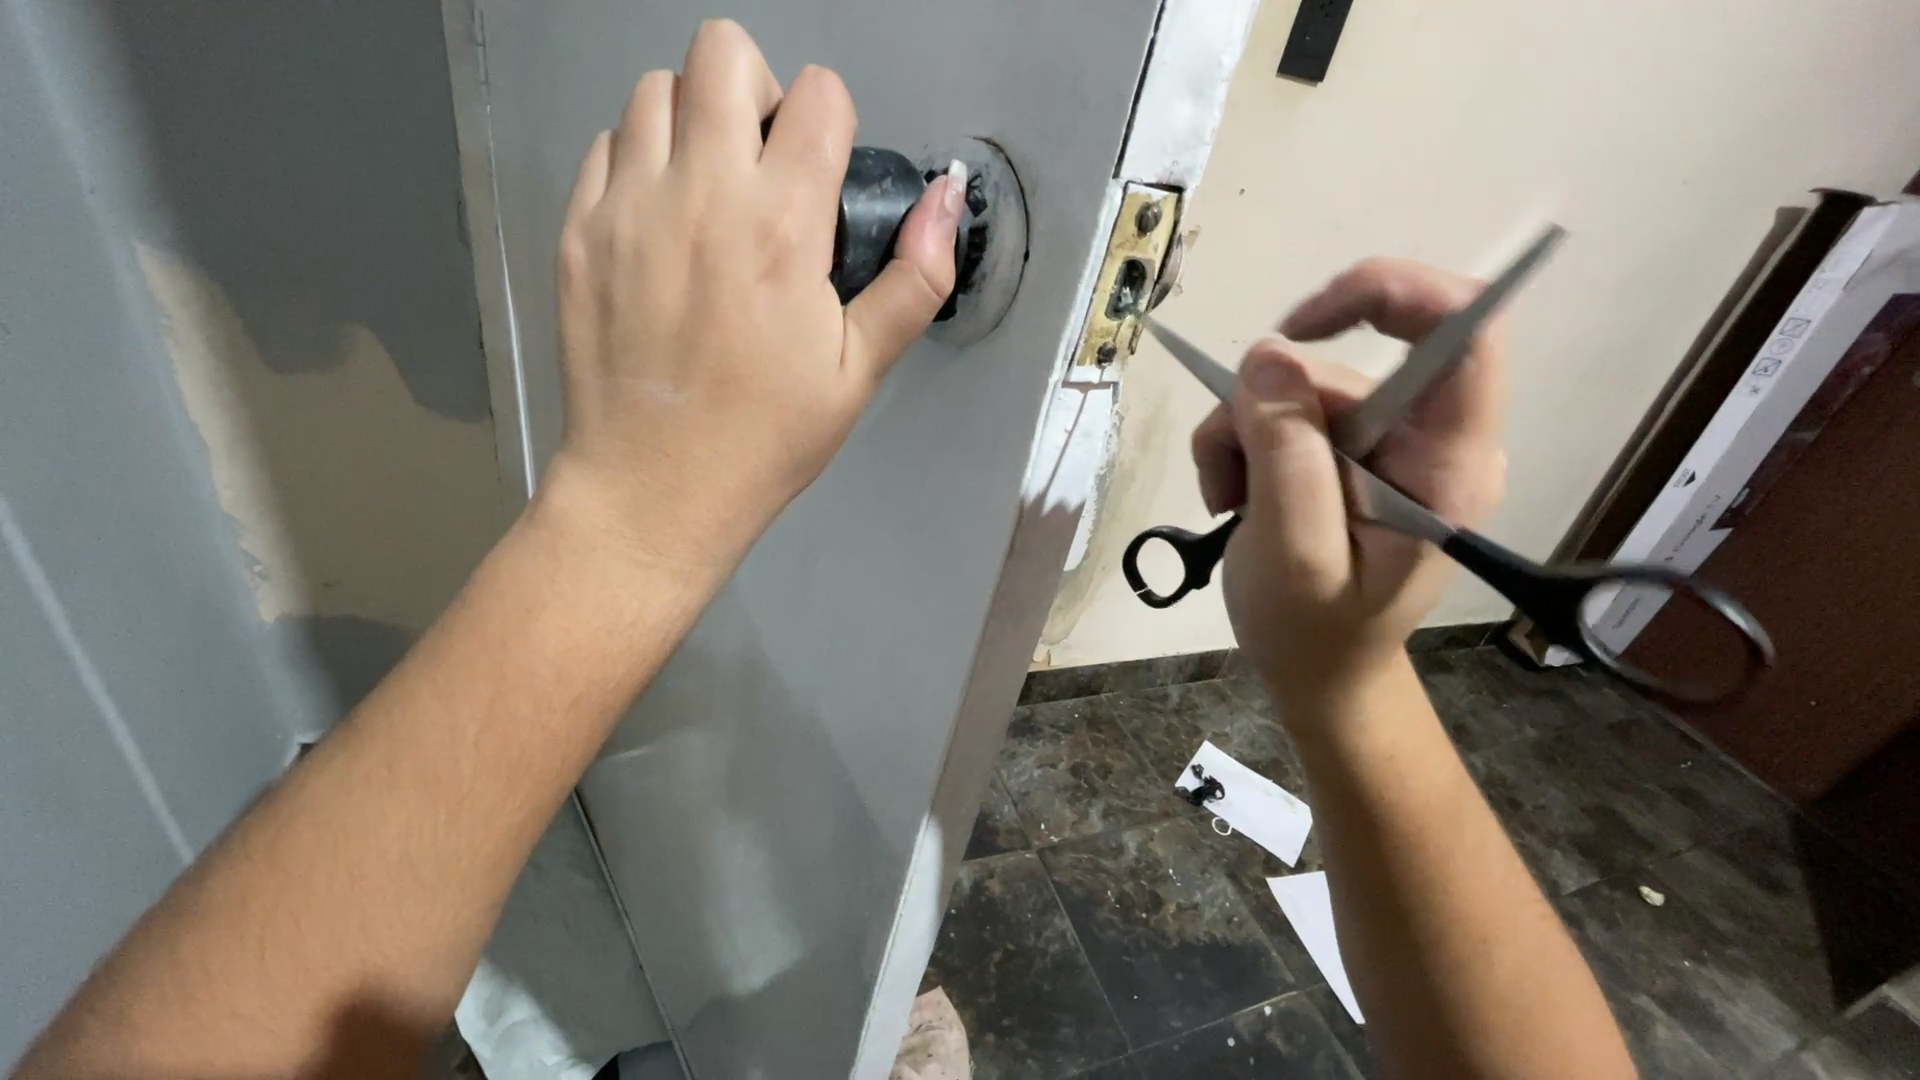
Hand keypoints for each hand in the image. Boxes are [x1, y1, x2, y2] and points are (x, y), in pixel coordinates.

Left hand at [540, 20, 963, 569]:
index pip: (819, 95)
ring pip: (656, 90)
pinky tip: (662, 224)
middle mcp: (699, 194)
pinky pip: (608, 146)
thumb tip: (946, 199)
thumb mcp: (859, 371)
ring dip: (696, 121)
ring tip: (712, 194)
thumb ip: (913, 280)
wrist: (653, 489)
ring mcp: (627, 207)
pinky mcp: (578, 231)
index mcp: (781, 228)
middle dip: (758, 91)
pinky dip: (642, 160)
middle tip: (766, 165)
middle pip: (722, 52)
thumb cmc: (767, 438)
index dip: (835, 124)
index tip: (827, 177)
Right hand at [1191, 258, 1507, 710]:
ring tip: (1229, 503)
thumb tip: (1267, 358)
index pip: (1463, 330)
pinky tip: (1234, 497)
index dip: (1389, 295)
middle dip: (1262, 412)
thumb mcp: (1292, 551)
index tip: (1299, 328)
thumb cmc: (1314, 633)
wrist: (1320, 674)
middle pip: (1342, 370)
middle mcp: (1426, 441)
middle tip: (1226, 480)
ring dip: (1240, 438)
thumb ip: (1285, 452)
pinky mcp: (1347, 454)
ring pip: (1296, 392)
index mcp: (1446, 465)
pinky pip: (1282, 415)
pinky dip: (1241, 447)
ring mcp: (1384, 446)